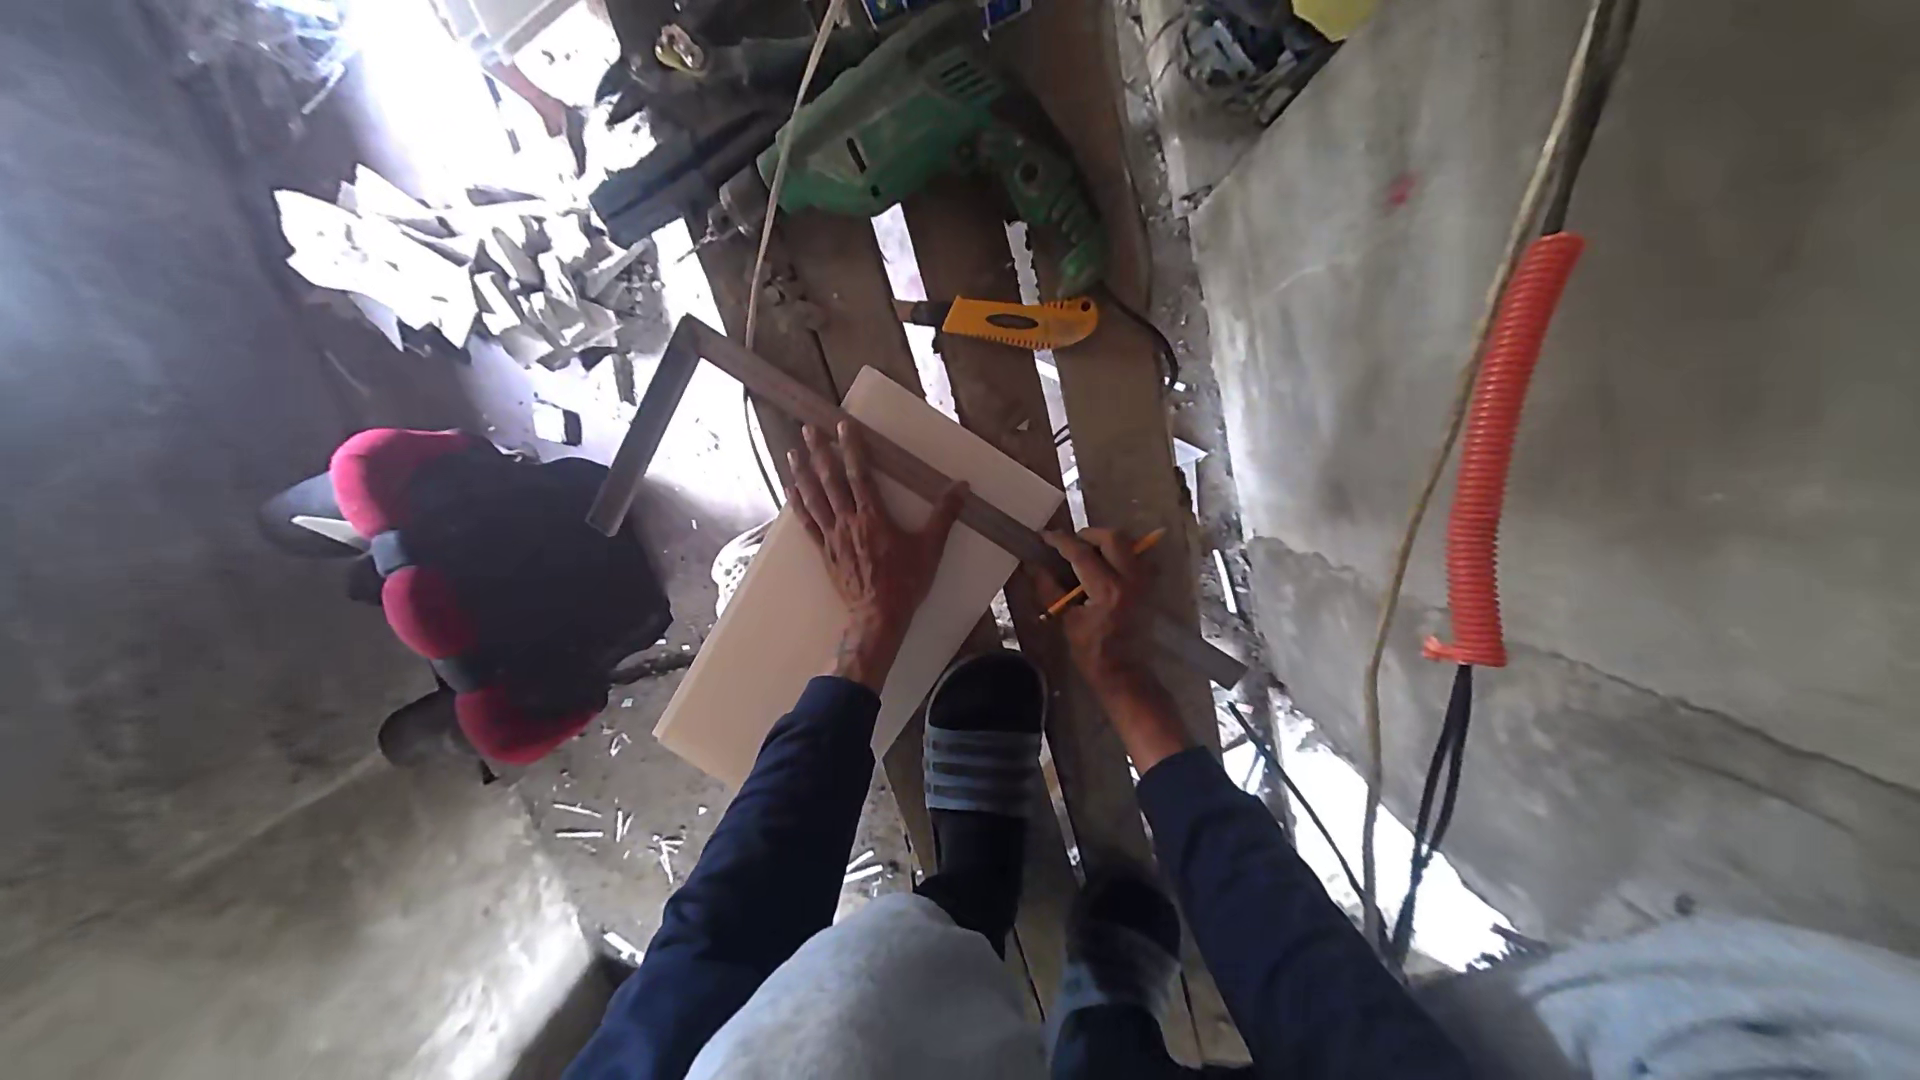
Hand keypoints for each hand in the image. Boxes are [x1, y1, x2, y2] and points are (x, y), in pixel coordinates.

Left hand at [788, 422, 966, 691]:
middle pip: (830, 480)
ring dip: (803, 473)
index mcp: (873, 516)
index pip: (859, 474)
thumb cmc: (905, 583)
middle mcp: (848, 521)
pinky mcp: (825, 552)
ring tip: (793, 452)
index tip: (842, 426)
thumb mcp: (930, 548)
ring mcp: (833, 537)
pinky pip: (807, 523)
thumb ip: (944, 515)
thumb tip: (962, 487)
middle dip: (819, 452)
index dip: (851, 448)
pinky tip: (790, 490)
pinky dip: (798, 505)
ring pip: (814, 498)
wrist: (878, 617)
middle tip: (808, 429)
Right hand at [1033, 528, 1190, 770]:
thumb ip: (1050, 589)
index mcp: (1107, 591)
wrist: (1125, 674)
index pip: (1082, 554)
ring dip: (1106, 542)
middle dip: (1088, 534)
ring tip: (1088, 552)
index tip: (1045, 536)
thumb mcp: (1067, 621)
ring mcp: (1144, 582)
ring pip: (1129, 544)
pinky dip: (1121, 554)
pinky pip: (1138, 558)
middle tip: (1071, 543)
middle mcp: (1131, 580)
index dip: (1061, 541)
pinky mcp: (1150, 588)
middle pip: (1113, 538)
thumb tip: (1033, 565)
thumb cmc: (1093, 653)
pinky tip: (1106, 565)